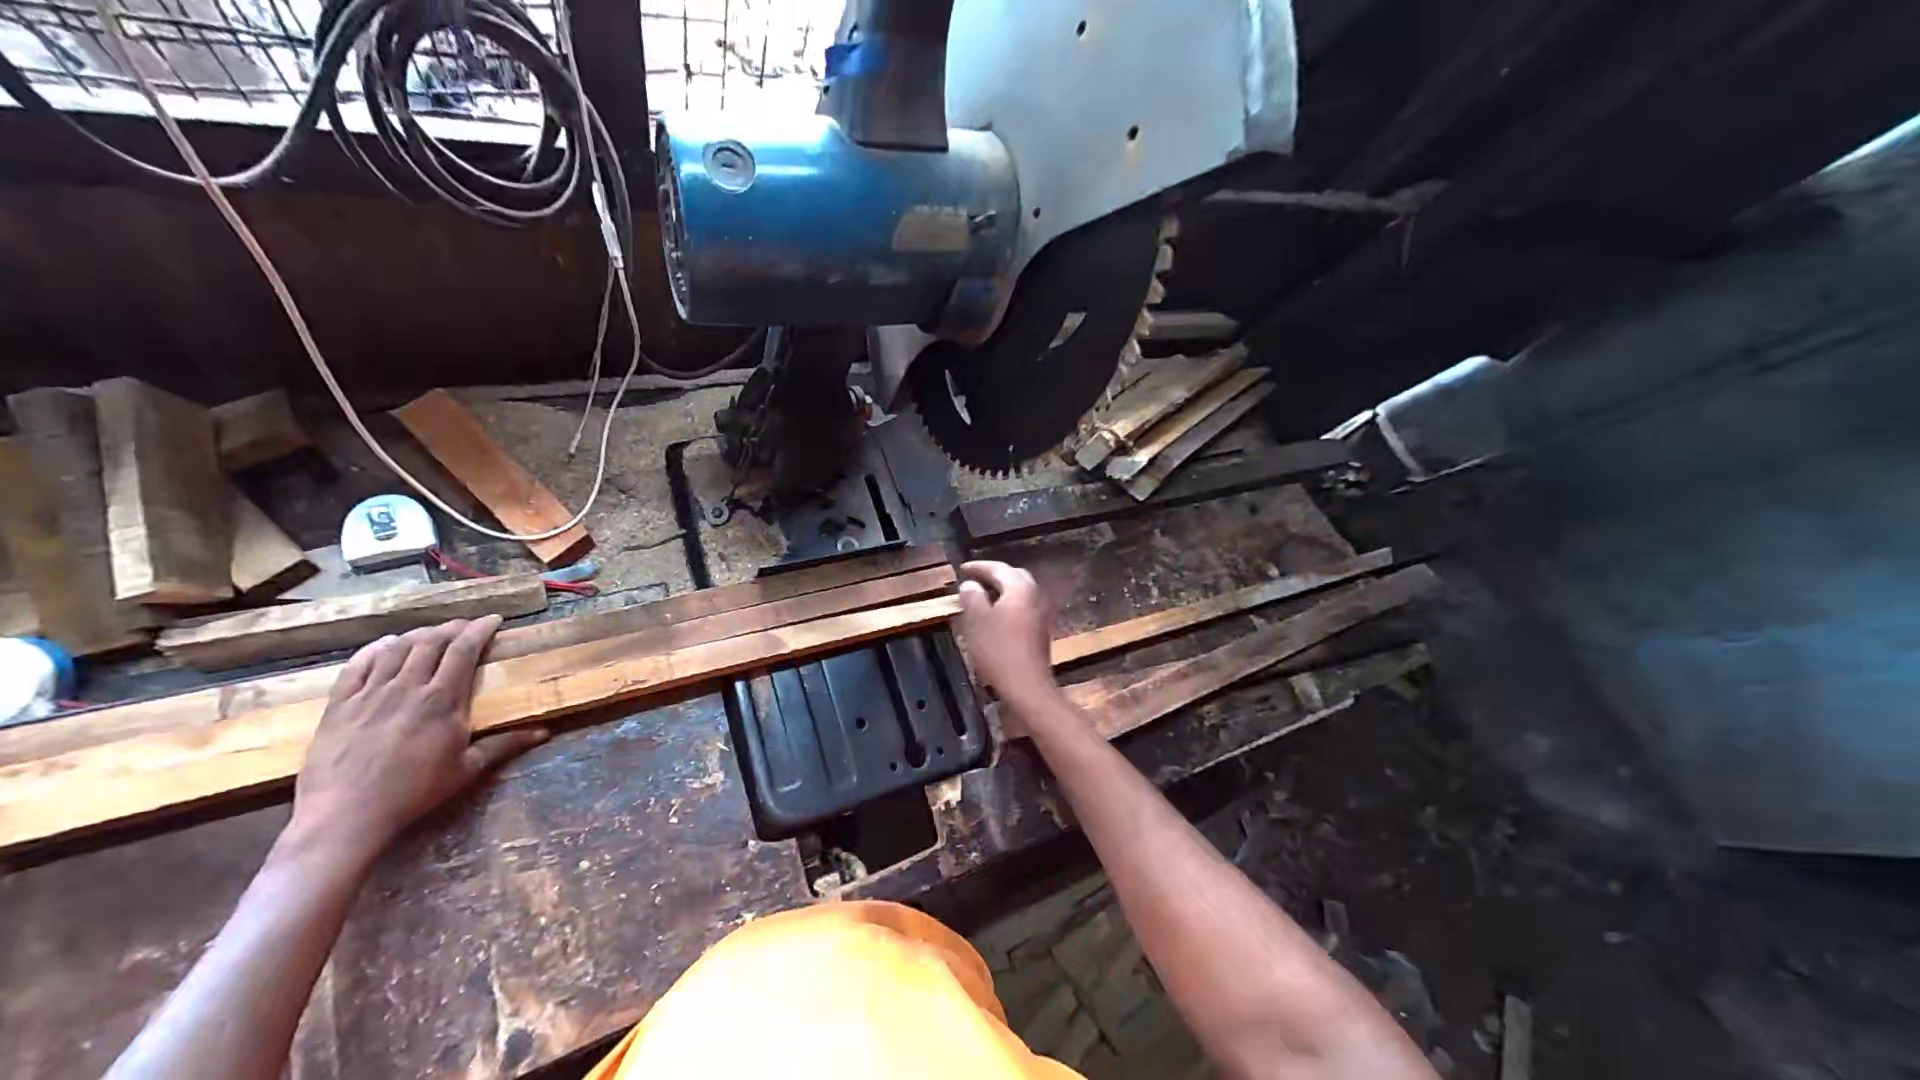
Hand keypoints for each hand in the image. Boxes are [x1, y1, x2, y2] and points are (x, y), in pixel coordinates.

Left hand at [288, 617, 546, 860]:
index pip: (463, 650)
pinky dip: (375, 649)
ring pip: (396, 648)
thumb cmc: (414, 792)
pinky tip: (386, 644)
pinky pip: (357, 665)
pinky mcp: (340, 705)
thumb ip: (504, 745)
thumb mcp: (466, 769)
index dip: (479, 630)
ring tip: (431, 632)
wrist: (346, 815)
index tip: (493, 620)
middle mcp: (406, 687)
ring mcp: (369, 694)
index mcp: (441, 700)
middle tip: (466, 625)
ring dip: (418, 634)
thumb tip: (544, 732)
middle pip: (430, 642)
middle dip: (451, 627)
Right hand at [956, 560, 1058, 706]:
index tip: (962, 569)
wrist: (1027, 685)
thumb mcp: (977, 621)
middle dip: (993, 576)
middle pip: (1013, 577)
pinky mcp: (1041, 630)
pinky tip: (995, 616)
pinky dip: (1008, 604)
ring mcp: (1042, 613)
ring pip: (1020, 593)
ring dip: (1001, 591)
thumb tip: (971, 585)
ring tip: (981, 597)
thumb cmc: (998, 650)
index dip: (978, 567)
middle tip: (974, 579)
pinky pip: (1023, 607)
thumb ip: (972, 597)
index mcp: (1020, 588)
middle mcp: (1035, 595)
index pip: (998, 568)